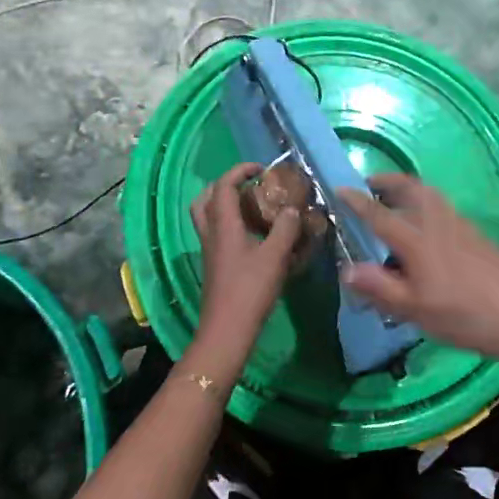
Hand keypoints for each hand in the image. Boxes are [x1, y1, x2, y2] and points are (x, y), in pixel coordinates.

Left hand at [191, 163, 299, 349]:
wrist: (227, 330)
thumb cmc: (250, 290)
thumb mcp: (275, 257)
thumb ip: (286, 229)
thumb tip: (293, 209)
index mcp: (223, 225)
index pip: (223, 186)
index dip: (239, 171)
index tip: (261, 169)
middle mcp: (211, 233)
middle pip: (206, 198)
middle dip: (225, 185)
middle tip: (250, 186)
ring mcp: (210, 250)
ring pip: (208, 216)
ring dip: (225, 205)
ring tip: (253, 207)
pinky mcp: (214, 265)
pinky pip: (217, 233)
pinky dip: (231, 224)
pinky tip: (254, 235)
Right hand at [337, 174, 498, 368]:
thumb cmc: (465, 315)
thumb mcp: (415, 309)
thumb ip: (380, 288)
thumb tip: (347, 268)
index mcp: (418, 240)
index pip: (381, 215)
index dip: (358, 202)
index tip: (340, 188)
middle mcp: (439, 224)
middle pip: (413, 190)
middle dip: (390, 182)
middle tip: (372, 184)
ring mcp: (463, 228)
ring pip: (432, 197)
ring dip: (410, 191)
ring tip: (396, 202)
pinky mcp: (478, 238)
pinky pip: (444, 210)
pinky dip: (427, 206)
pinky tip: (428, 231)